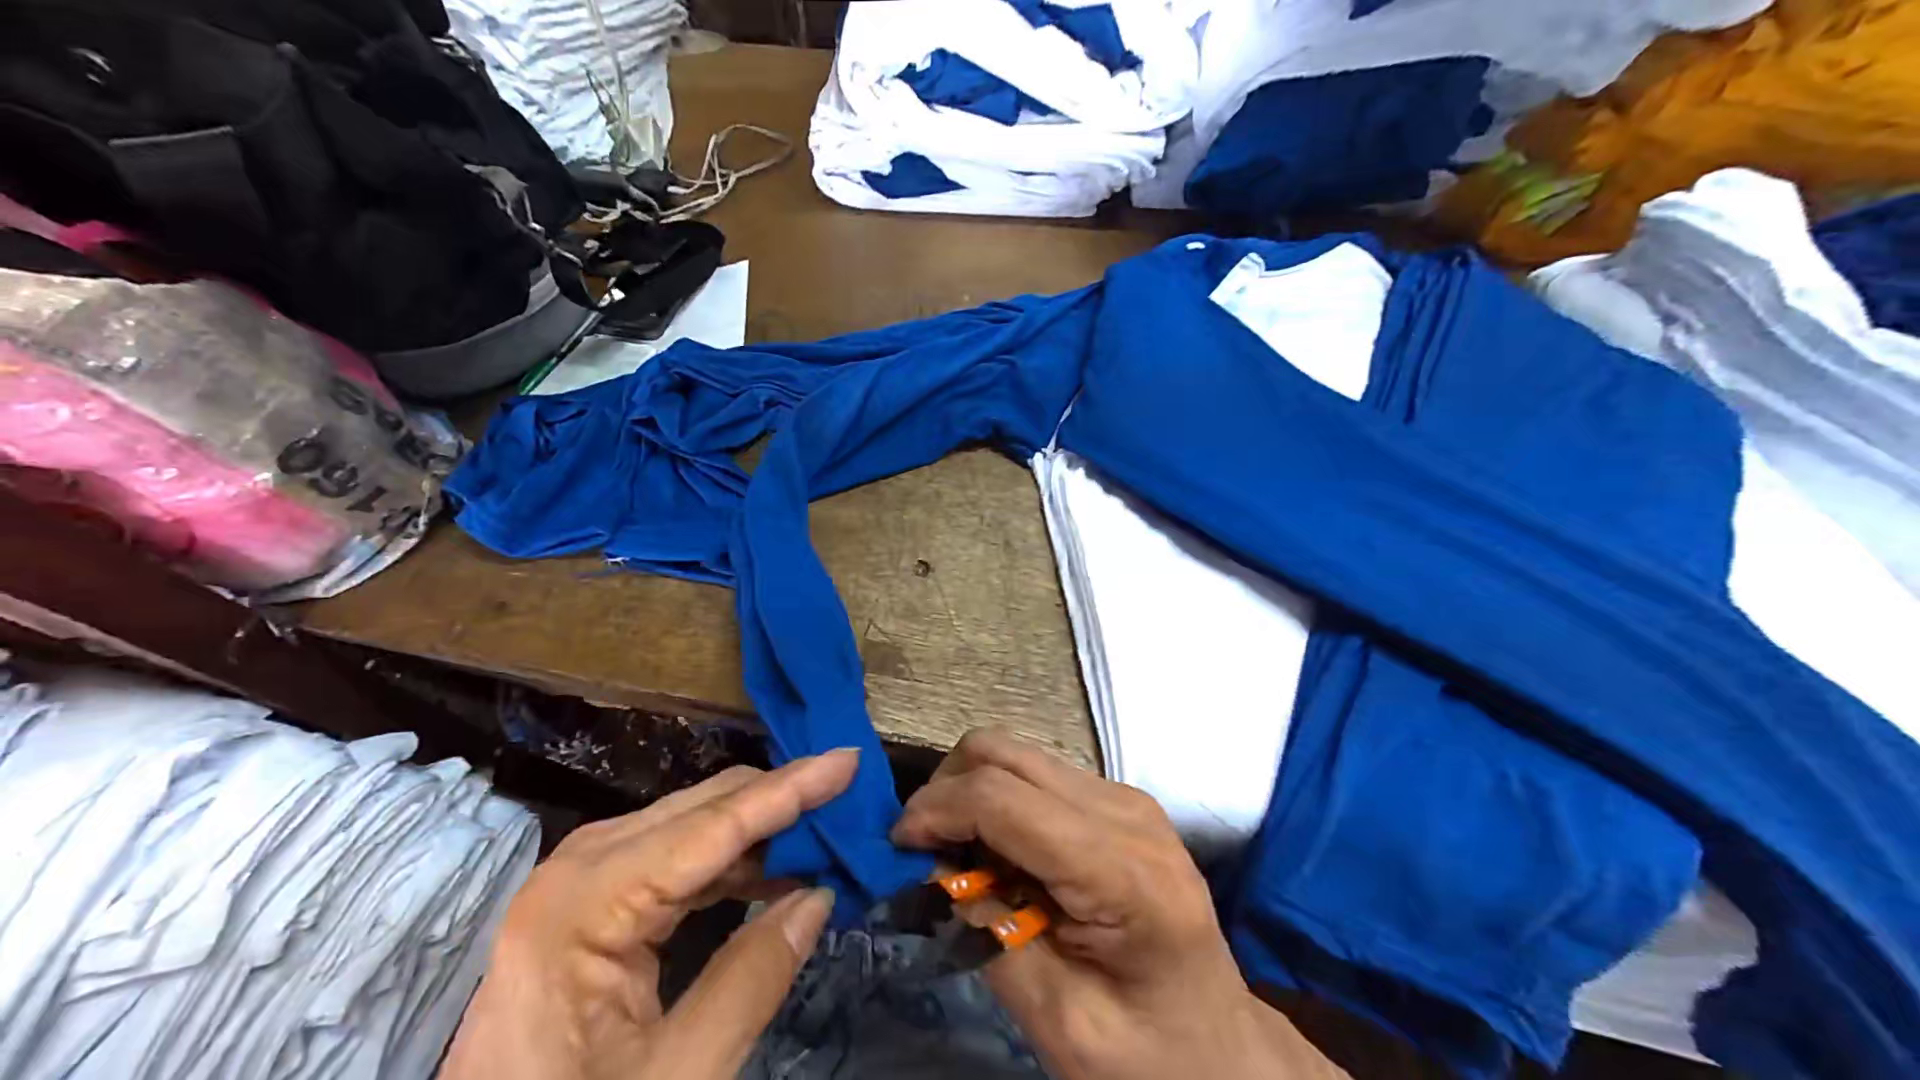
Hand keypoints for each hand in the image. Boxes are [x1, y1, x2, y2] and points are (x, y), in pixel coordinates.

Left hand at [438, 750, 858, 1079]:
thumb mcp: (674, 1079)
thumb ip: (752, 980)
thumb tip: (820, 895)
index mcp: (584, 904)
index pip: (712, 826)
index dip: (789, 790)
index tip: (847, 759)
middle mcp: (577, 869)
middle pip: (701, 810)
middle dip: (779, 801)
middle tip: (848, 804)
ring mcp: (578, 881)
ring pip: (690, 826)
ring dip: (760, 830)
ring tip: (824, 837)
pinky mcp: (587, 901)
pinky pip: (673, 857)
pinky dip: (730, 859)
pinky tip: (773, 872)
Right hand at [892, 731, 1347, 1079]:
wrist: (1222, 1048)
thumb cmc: (1148, 1054)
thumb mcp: (1061, 1023)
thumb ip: (991, 938)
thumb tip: (935, 870)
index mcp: (1120, 870)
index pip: (1002, 798)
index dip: (936, 811)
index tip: (896, 848)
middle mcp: (1124, 811)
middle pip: (1003, 753)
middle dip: (946, 790)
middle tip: (923, 851)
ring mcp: (1125, 797)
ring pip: (1015, 753)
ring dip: (970, 791)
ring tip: (958, 854)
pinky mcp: (1118, 800)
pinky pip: (1036, 773)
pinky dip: (999, 798)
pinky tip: (999, 853)